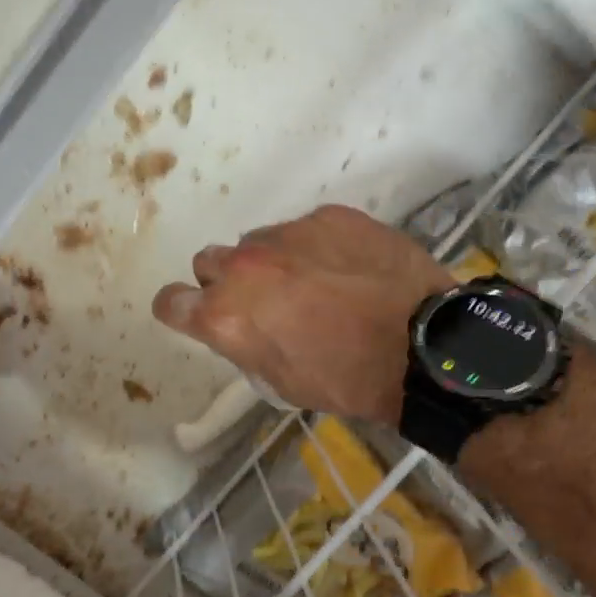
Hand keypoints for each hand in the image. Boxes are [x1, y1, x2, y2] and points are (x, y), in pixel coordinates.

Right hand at [152, 206, 456, 421]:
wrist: (425, 348)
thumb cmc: (347, 380)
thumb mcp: (280, 381)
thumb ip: (243, 344)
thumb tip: (239, 325)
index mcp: (225, 314)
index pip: (170, 301)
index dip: (180, 310)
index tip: (197, 315)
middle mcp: (244, 267)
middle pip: (208, 262)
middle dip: (226, 281)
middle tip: (264, 302)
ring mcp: (286, 234)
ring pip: (256, 242)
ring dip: (271, 262)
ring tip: (314, 283)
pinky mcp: (328, 216)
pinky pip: (303, 229)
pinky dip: (314, 247)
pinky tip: (347, 268)